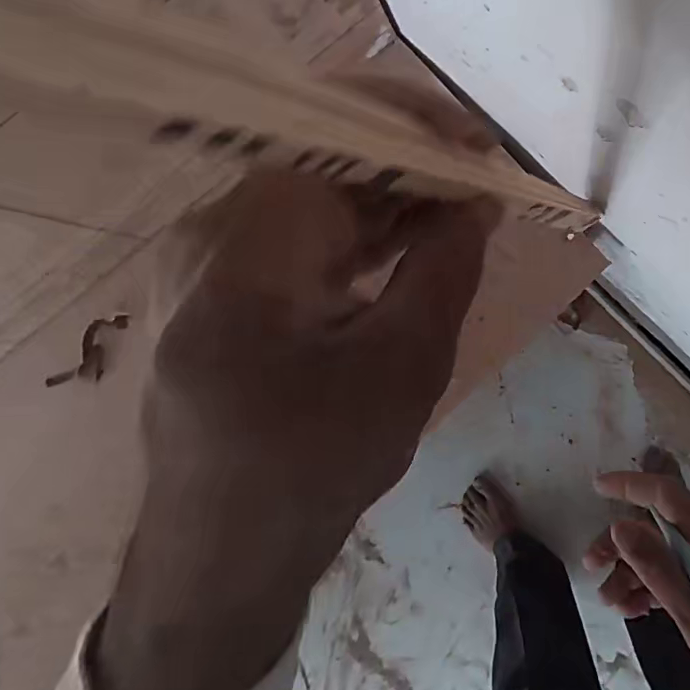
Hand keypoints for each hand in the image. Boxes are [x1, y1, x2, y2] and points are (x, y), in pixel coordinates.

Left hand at [95, 77, 501, 689]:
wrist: (220, 561)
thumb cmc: (311, 471)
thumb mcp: (403, 367)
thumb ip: (445, 270)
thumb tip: (476, 203)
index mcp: (247, 243)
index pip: (333, 135)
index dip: (414, 127)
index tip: (479, 148)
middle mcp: (213, 234)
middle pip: (321, 160)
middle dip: (410, 165)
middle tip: (480, 185)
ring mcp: (210, 262)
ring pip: (314, 198)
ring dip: (390, 201)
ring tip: (460, 213)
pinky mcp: (222, 291)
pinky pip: (299, 238)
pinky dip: (359, 236)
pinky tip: (410, 247)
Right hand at [585, 471, 689, 689]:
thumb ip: (657, 570)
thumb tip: (620, 526)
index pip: (666, 494)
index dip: (629, 485)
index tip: (597, 485)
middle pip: (660, 524)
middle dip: (622, 541)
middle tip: (591, 564)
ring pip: (665, 551)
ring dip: (633, 570)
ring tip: (610, 600)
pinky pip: (678, 573)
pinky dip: (652, 586)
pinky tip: (634, 609)